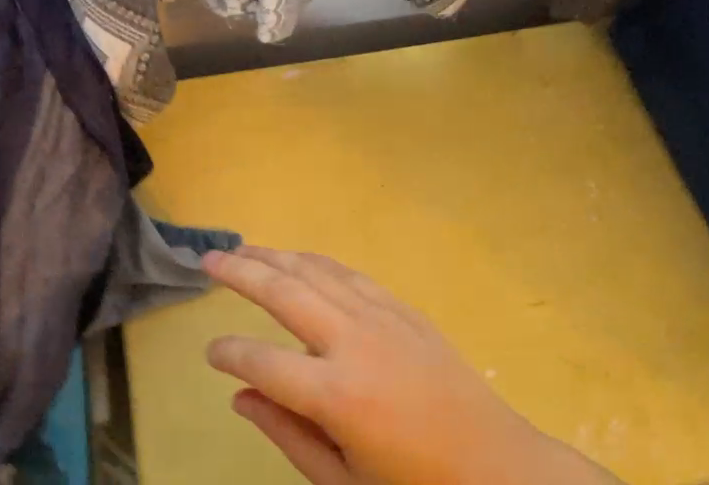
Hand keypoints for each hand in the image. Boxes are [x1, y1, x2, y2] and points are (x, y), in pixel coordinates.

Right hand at [204, 247, 619, 484]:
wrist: (502, 471)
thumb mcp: (345, 482)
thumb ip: (288, 436)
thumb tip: (240, 397)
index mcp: (336, 397)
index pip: (261, 363)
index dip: (228, 354)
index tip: (210, 353)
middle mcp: (353, 345)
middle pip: (282, 292)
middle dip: (240, 272)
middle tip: (207, 259)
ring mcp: (382, 320)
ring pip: (315, 271)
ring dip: (274, 256)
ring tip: (242, 248)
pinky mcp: (404, 311)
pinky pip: (350, 275)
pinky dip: (316, 261)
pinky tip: (298, 259)